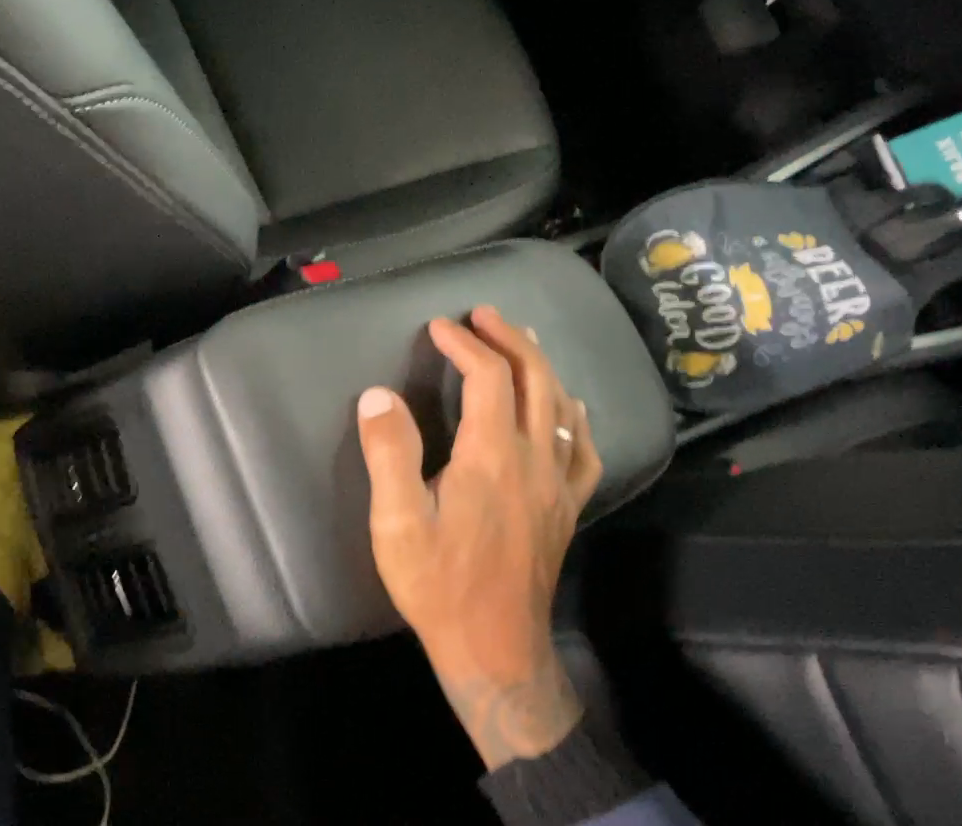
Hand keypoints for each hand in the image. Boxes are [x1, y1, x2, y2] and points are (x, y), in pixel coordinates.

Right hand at [356, 305, 602, 769]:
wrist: (494, 647)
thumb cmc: (438, 582)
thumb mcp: (396, 520)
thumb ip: (389, 453)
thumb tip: (378, 395)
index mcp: (492, 457)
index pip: (489, 379)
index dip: (465, 344)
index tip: (438, 326)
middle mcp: (535, 461)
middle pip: (537, 381)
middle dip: (511, 339)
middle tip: (484, 314)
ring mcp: (558, 486)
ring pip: (564, 408)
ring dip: (542, 367)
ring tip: (522, 343)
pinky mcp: (566, 509)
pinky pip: (584, 450)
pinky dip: (575, 417)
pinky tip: (568, 410)